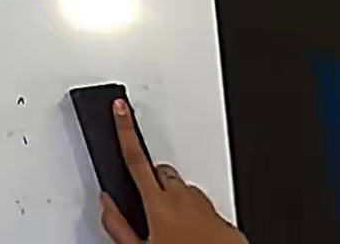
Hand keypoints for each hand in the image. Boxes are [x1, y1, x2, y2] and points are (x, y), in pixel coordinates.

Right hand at [99, 99, 247, 243]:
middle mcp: (185, 203)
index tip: (120, 108)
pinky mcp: (232, 230)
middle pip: (163, 174)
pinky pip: (213, 216)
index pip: (134, 157)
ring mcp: (211, 214)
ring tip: (180, 233)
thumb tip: (106, 203)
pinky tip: (200, 243)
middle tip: (154, 208)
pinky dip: (204, 223)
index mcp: (158, 206)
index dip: (124, 129)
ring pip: (189, 194)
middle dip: (156, 183)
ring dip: (181, 204)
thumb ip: (117, 225)